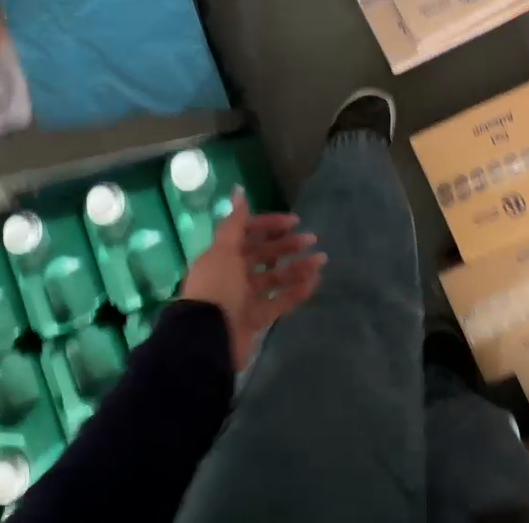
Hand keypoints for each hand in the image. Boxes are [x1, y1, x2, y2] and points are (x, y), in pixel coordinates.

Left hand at [180, 189, 325, 368]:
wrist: (207, 338)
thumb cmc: (216, 288)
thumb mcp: (223, 251)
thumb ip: (235, 222)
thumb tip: (238, 189)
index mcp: (222, 255)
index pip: (248, 233)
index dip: (269, 225)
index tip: (294, 221)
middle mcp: (233, 273)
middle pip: (264, 255)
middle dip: (287, 246)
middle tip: (312, 239)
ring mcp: (245, 297)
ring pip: (276, 277)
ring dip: (298, 268)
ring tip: (321, 260)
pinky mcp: (257, 318)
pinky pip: (280, 301)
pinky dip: (297, 291)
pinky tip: (314, 281)